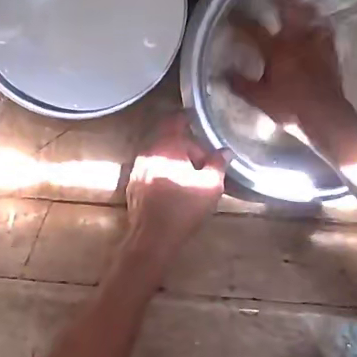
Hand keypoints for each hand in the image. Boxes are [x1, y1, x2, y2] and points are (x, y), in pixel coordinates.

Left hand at [124, 112, 225, 256]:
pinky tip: (173, 186)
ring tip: (190, 175)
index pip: (176, 120)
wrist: (152, 237)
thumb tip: (224, 151)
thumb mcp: (210, 186)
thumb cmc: (183, 209)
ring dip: (174, 158)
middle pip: (168, 138)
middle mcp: (148, 151)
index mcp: (167, 146)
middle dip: (185, 145)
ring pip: (159, 153)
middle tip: (202, 160)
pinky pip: (151, 166)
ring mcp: (138, 167)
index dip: (188, 118)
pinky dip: (163, 169)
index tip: (199, 121)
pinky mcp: (133, 182)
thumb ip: (217, 164)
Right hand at [225, 0, 355, 131]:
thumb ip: (240, 84)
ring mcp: (316, 45)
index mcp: (276, 50)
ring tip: (301, 2)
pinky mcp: (331, 53)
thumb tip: (222, 74)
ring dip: (305, 8)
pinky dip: (322, 26)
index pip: (254, 30)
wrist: (325, 115)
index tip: (232, 13)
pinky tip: (321, 26)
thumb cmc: (289, 107)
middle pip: (289, 11)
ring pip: (311, 18)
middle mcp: (296, 41)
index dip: (241, 21)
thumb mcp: (259, 98)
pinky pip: (327, 33)